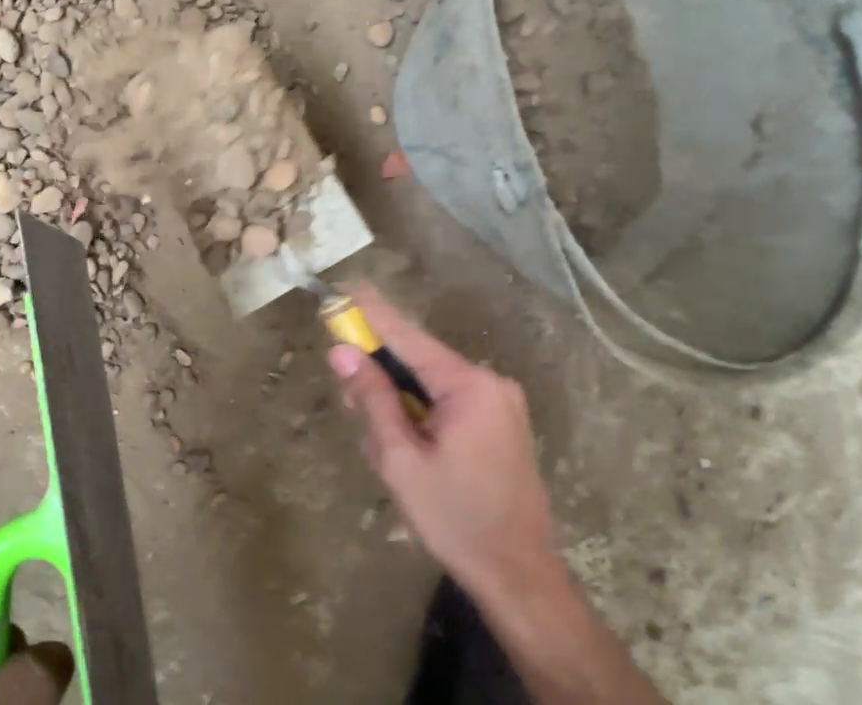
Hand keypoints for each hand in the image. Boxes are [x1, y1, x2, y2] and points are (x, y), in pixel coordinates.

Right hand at [326, 284, 559, 597]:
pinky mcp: (502, 424)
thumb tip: (343, 353)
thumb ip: (372, 399)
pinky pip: (448, 403)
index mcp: (469, 387)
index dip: (372, 313)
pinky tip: (408, 451)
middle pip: (418, 362)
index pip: (408, 337)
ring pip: (430, 386)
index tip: (345, 285)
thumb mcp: (400, 459)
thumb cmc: (455, 517)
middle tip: (354, 410)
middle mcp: (490, 384)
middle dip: (380, 378)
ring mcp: (501, 404)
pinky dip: (419, 415)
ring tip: (386, 451)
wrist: (518, 575)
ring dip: (398, 405)